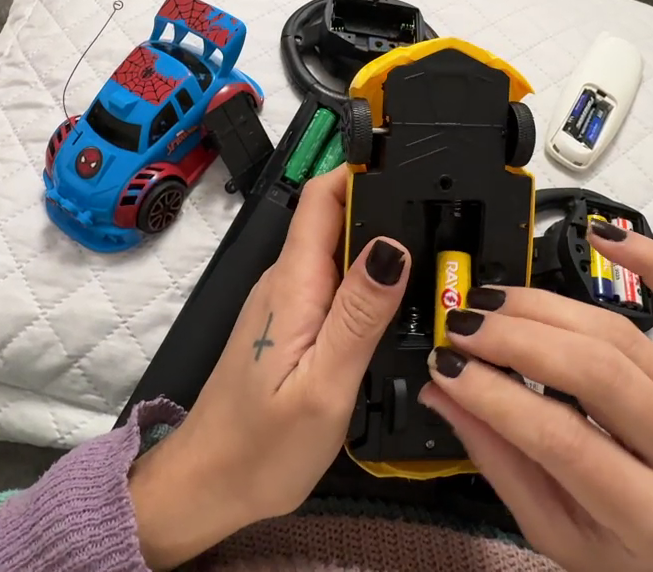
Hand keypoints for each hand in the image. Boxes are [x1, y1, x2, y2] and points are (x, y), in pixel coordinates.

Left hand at [129, 167, 410, 569]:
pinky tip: (390, 305)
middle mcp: (285, 279)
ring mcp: (284, 300)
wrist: (209, 485)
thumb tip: (393, 246)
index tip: (411, 168)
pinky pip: (328, 282)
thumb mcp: (325, 384)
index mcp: (293, 282)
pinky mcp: (286, 322)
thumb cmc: (261, 447)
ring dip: (377, 247)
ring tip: (429, 266)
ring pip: (334, 251)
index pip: (323, 195)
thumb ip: (360, 314)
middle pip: (334, 217)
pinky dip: (362, 281)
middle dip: (384, 210)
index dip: (363, 171)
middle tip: (443, 227)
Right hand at [419, 222, 652, 571]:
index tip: (444, 366)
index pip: (565, 440)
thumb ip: (498, 459)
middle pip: (597, 371)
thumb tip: (438, 390)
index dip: (497, 396)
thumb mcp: (553, 531)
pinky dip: (650, 259)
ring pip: (617, 333)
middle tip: (462, 325)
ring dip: (545, 306)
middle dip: (517, 339)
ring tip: (490, 300)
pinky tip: (599, 234)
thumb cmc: (620, 553)